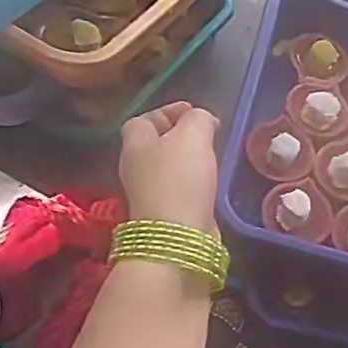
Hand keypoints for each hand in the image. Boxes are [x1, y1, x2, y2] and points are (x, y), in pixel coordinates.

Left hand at [120, 102, 219, 231]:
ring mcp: (149, 193)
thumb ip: (199, 119)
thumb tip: (203, 119)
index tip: (194, 111)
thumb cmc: (181, 179)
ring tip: (212, 156)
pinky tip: (210, 182)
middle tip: (207, 134)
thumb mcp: (193, 136)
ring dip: (188, 160)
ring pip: (168, 167)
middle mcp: (136, 168)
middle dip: (179, 136)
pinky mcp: (165, 214)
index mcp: (135, 144)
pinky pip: (179, 188)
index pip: (143, 119)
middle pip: (155, 144)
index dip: (167, 111)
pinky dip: (193, 182)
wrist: (178, 236)